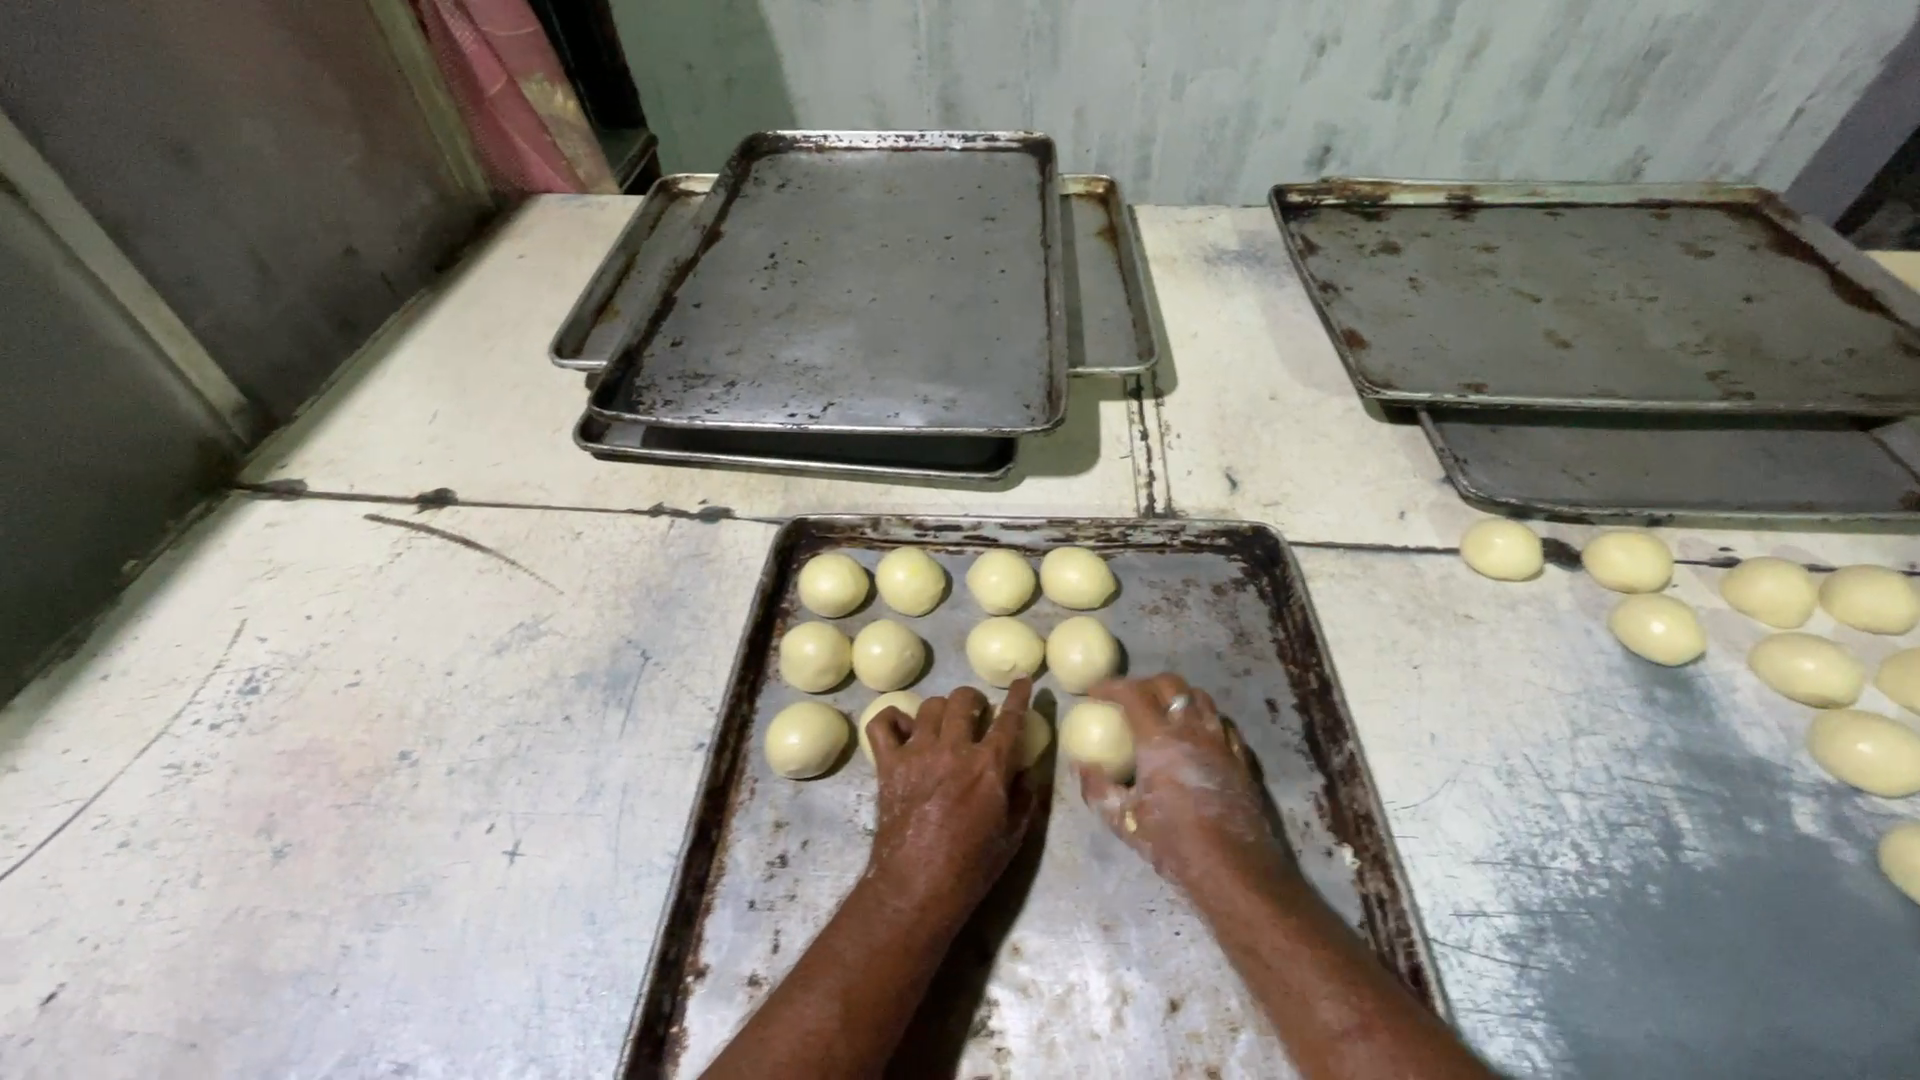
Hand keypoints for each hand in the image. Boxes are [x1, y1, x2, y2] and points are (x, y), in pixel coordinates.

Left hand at [865, 678, 1039, 924]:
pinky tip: (904, 730)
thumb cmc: (971, 868)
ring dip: (941, 709)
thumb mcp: (1013, 835)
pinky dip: (893, 719)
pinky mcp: (888, 764)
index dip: (1019, 696)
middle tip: (977, 713)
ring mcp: (917, 754)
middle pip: (964, 700)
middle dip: (974, 700)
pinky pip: (883, 723)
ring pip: (930, 706)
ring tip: (944, 723)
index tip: (1023, 681)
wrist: (917, 886)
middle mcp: (954, 750)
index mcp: (990, 766)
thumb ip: (1024, 797)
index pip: (1010, 718)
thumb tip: (1027, 770)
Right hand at [1076, 673, 1297, 901]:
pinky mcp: (1241, 758)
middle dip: (1144, 684)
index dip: (1110, 686)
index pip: (1133, 693)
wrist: (1234, 870)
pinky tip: (1194, 738)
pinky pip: (1221, 723)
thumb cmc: (1174, 844)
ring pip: (1200, 698)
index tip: (1093, 693)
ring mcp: (1222, 742)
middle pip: (1169, 684)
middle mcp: (1193, 730)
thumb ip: (1097, 787)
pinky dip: (1203, 719)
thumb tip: (1082, 764)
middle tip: (1127, 699)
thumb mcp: (1123, 821)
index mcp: (1160, 740)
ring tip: (1161, 713)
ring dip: (1176, 697)